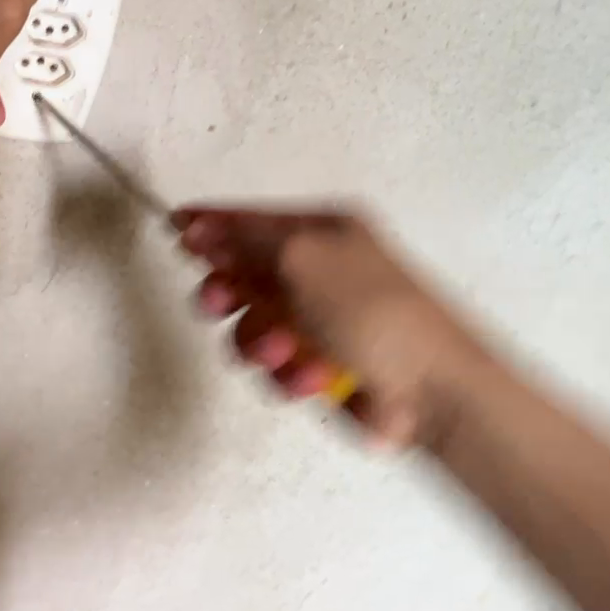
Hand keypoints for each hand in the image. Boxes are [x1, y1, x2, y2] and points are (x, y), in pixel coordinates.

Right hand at [174, 206, 488, 448]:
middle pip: (239, 275)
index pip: (250, 219)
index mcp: (322, 232)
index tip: (172, 227)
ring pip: (248, 326)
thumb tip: (197, 225)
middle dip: (227, 293)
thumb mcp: (303, 256)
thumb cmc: (372, 310)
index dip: (210, 223)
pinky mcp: (314, 366)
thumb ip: (243, 239)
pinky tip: (310, 378)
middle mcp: (315, 271)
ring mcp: (314, 322)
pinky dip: (286, 372)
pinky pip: (271, 365)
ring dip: (259, 341)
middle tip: (219, 303)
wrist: (436, 391)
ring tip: (284, 352)